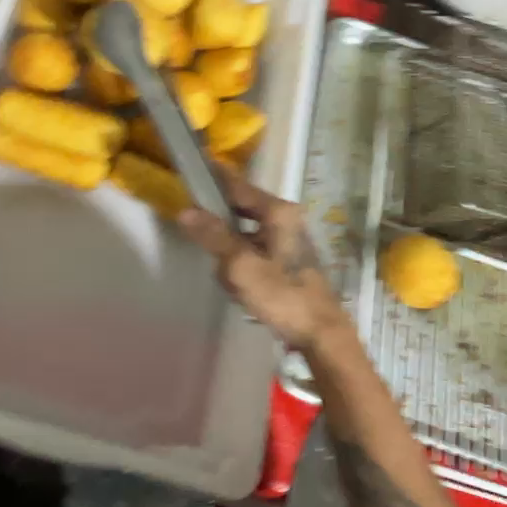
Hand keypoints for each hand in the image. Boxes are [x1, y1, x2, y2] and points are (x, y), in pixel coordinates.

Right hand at [177, 167, 350, 351]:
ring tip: (233, 284)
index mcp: (279, 212)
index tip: (191, 172)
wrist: (321, 334)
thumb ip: (213, 236)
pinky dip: (243, 268)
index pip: (238, 186)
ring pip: (244, 237)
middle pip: (239, 212)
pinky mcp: (287, 261)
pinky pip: (253, 255)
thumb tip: (185, 210)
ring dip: (232, 257)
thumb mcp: (241, 265)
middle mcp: (286, 219)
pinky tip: (243, 292)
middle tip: (210, 253)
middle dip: (222, 234)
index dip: (213, 180)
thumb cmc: (282, 295)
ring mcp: (288, 240)